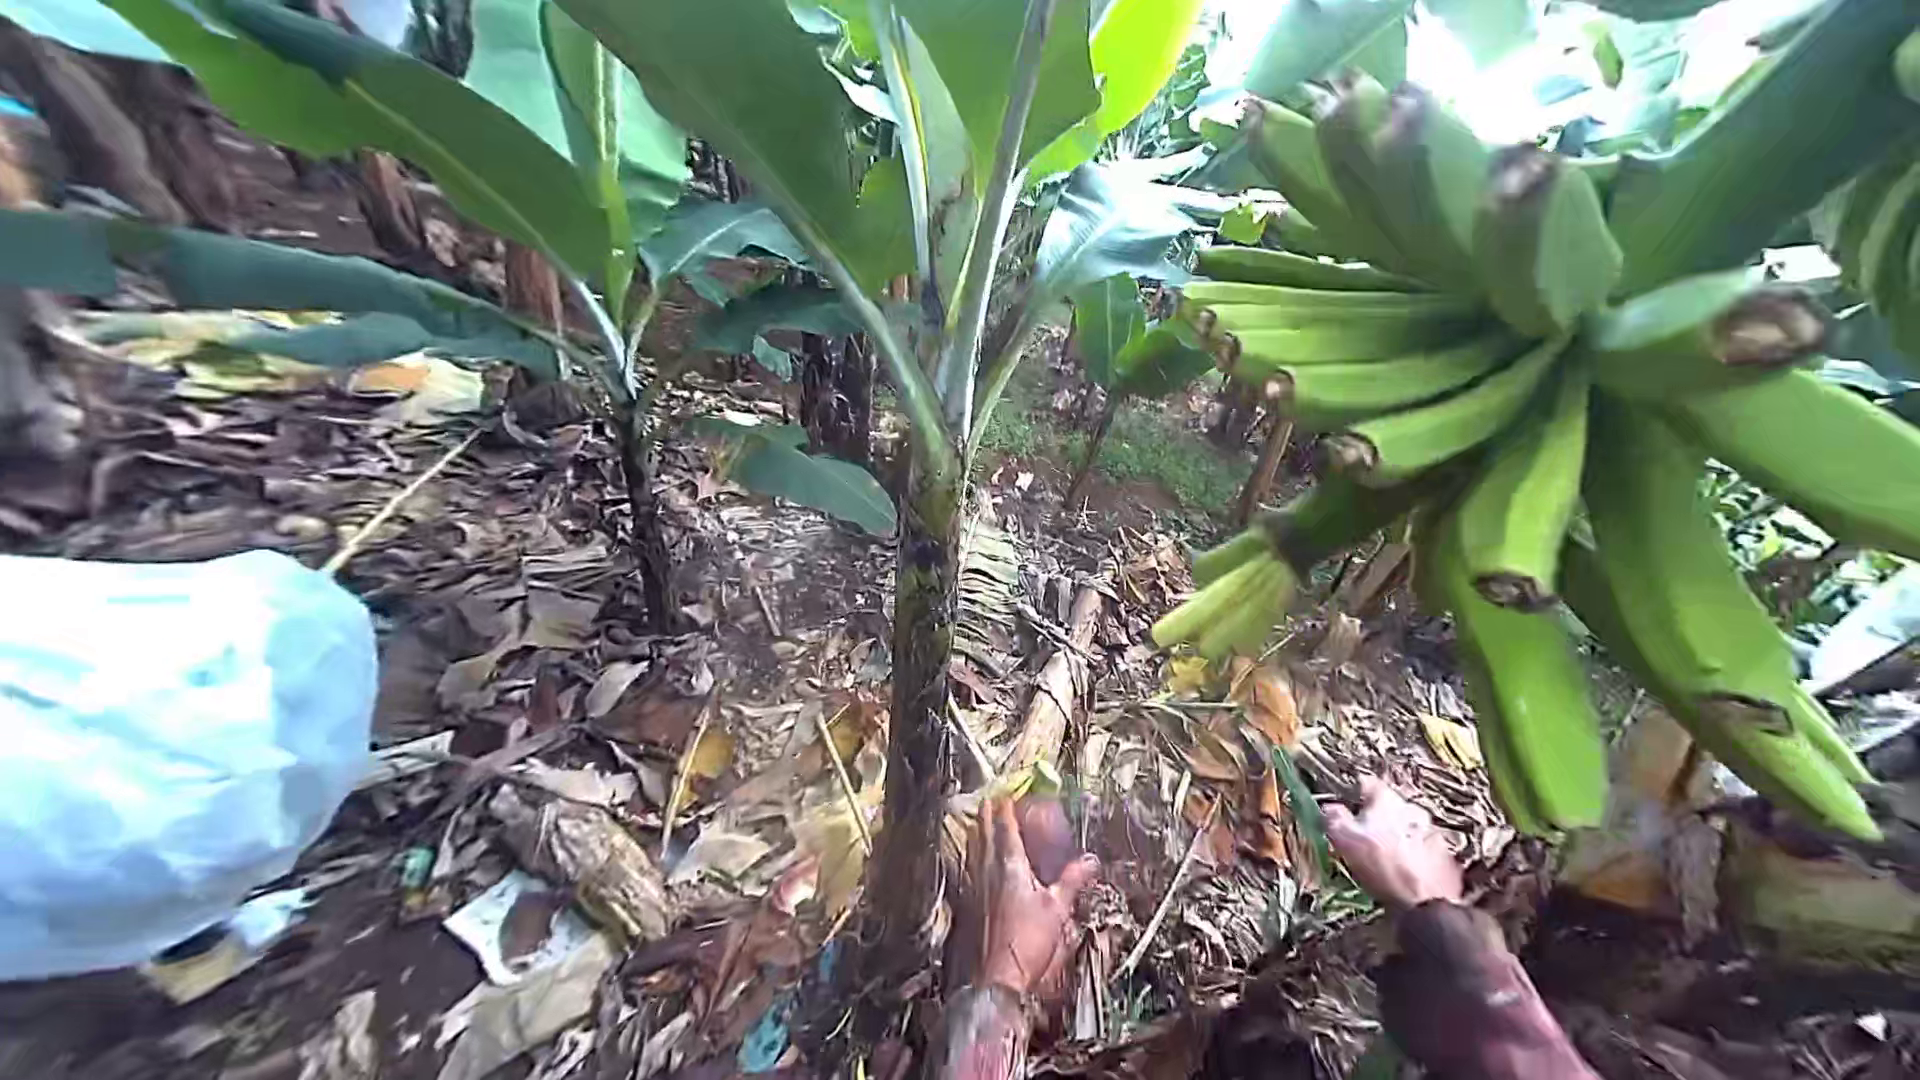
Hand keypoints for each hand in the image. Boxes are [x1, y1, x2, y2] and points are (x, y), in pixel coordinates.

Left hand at [969, 796, 1098, 996]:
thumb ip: (1072, 880)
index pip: (1006, 826)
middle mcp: (988, 867)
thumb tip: (1091, 861)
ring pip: (974, 846)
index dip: (1006, 807)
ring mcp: (974, 882)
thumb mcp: (1057, 909)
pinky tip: (971, 856)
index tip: (1008, 792)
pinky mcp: (967, 899)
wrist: (997, 976)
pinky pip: (967, 864)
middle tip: (992, 798)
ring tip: (981, 819)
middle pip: (985, 830)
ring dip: (979, 829)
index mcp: (1010, 863)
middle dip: (989, 813)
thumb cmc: (1027, 941)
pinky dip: (971, 852)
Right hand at [1325, 776, 1462, 911]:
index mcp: (1387, 799)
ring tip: (1386, 856)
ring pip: (1408, 827)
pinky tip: (1405, 870)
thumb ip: (1333, 816)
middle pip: (1389, 806)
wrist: (1428, 906)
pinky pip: (1425, 849)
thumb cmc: (1381, 866)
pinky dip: (1415, 855)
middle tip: (1364, 834)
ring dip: (1397, 835)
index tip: (1345, 805)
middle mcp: (1414, 810)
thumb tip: (1330, 807)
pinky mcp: (1448, 858)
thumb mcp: (1343, 838)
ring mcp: (1434, 834)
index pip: (1367, 782)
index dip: (1352, 792)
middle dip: (1377, 816)